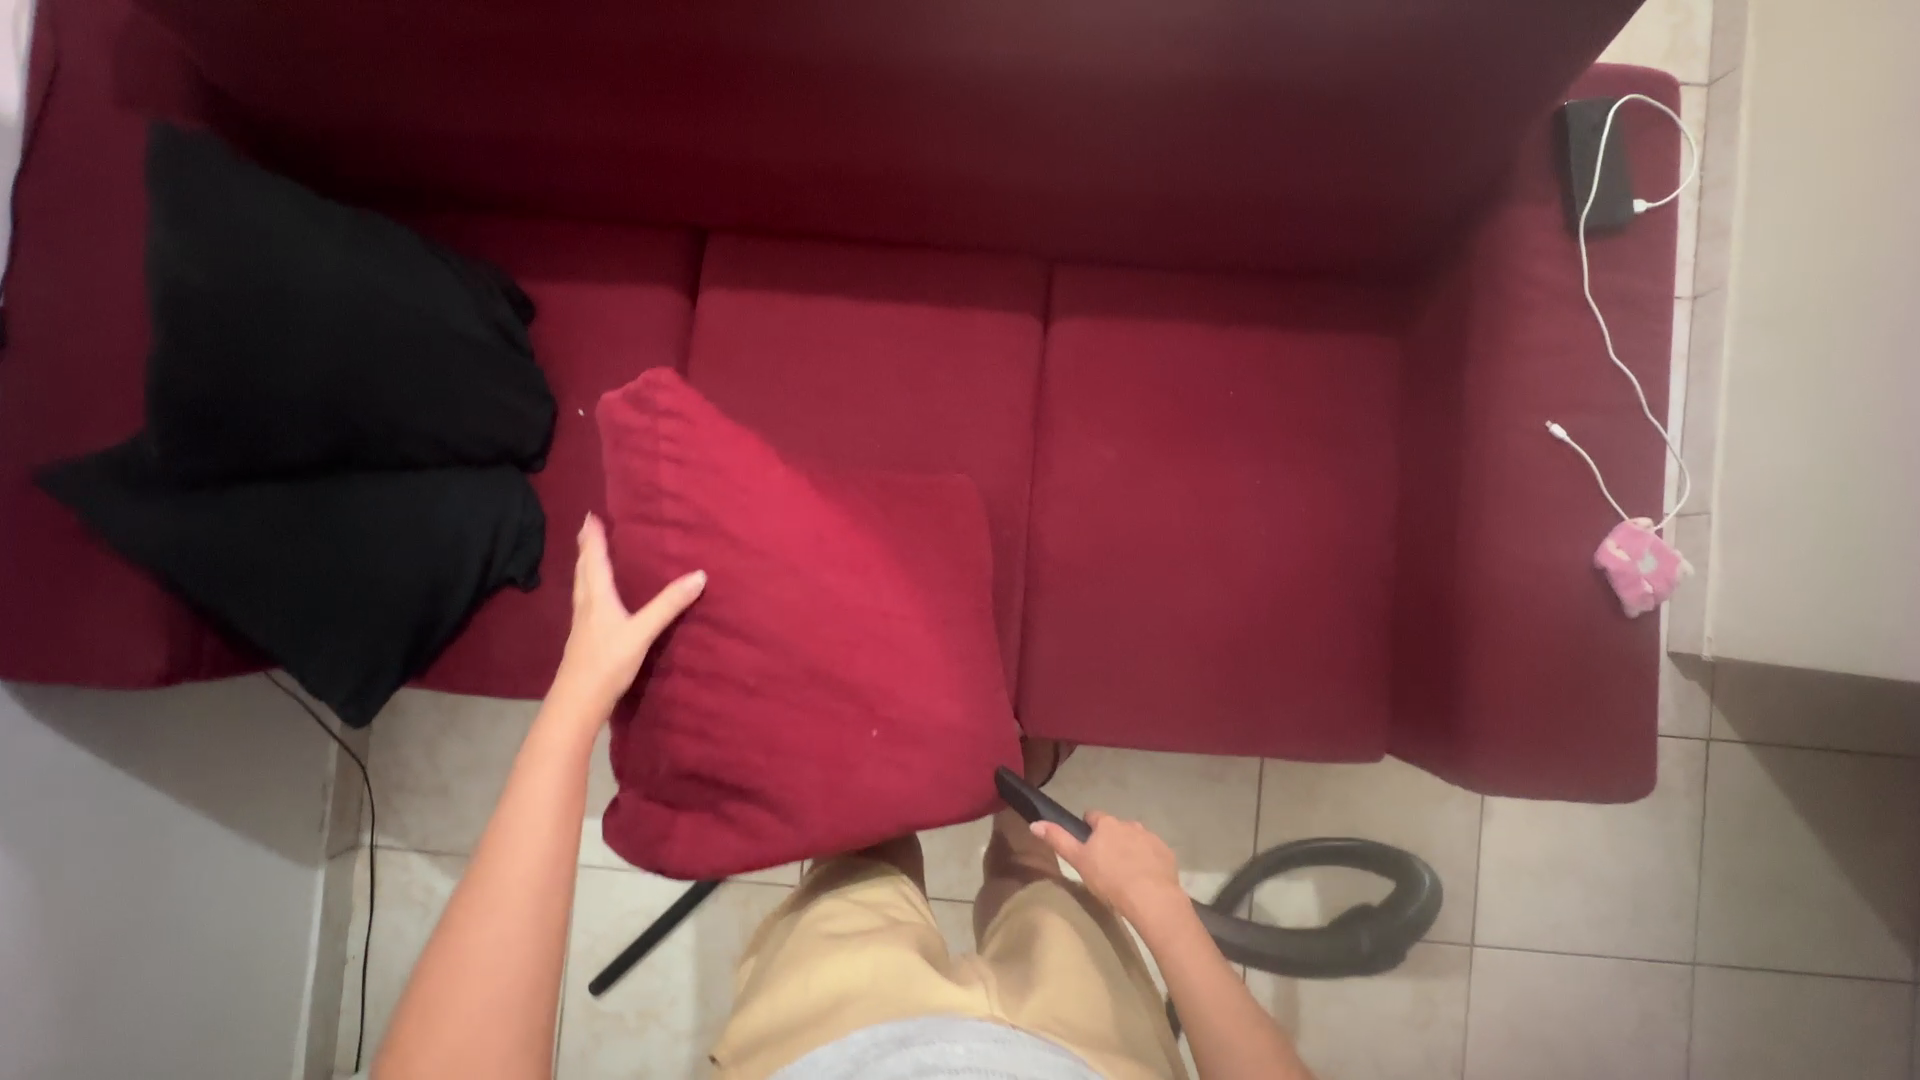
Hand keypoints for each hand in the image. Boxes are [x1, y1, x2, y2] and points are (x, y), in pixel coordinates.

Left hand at [550, 513, 704, 715]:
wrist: (578, 701)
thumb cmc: (607, 663)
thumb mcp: (642, 632)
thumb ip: (669, 605)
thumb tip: (699, 575)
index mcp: (597, 599)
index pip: (594, 561)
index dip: (593, 539)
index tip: (589, 516)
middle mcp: (586, 607)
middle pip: (583, 571)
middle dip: (586, 549)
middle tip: (587, 530)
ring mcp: (582, 626)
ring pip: (581, 588)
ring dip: (585, 569)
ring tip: (589, 558)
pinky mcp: (583, 641)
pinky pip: (586, 605)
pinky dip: (589, 591)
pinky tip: (595, 602)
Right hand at [1031, 812, 1187, 922]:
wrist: (1151, 898)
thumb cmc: (1109, 879)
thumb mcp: (1078, 861)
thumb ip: (1057, 839)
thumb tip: (1034, 823)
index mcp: (1107, 824)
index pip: (1093, 816)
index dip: (1088, 829)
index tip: (1087, 848)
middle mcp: (1129, 823)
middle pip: (1115, 827)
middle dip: (1111, 840)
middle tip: (1105, 866)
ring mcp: (1150, 837)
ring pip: (1135, 838)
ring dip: (1130, 849)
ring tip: (1126, 875)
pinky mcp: (1166, 852)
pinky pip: (1153, 852)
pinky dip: (1148, 861)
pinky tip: (1144, 880)